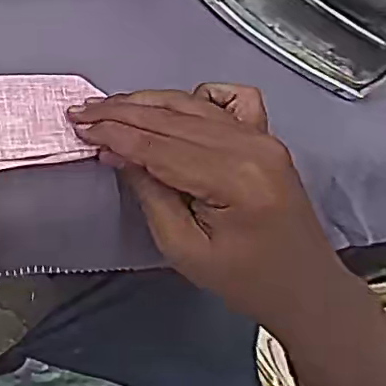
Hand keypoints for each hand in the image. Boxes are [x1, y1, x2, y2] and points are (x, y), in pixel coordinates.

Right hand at [68, 84, 385, 385]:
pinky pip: (228, 99)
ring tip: (106, 106)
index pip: (158, 145)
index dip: (113, 134)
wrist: (307, 290)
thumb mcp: (183, 249)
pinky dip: (196, 96)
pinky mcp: (266, 136)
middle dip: (119, 113)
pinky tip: (173, 106)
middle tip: (80, 112)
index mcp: (234, 179)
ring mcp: (262, 136)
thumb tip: (118, 153)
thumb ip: (150, 193)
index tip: (79, 126)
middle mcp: (251, 146)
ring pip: (190, 104)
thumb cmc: (244, 281)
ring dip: (144, 102)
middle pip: (170, 118)